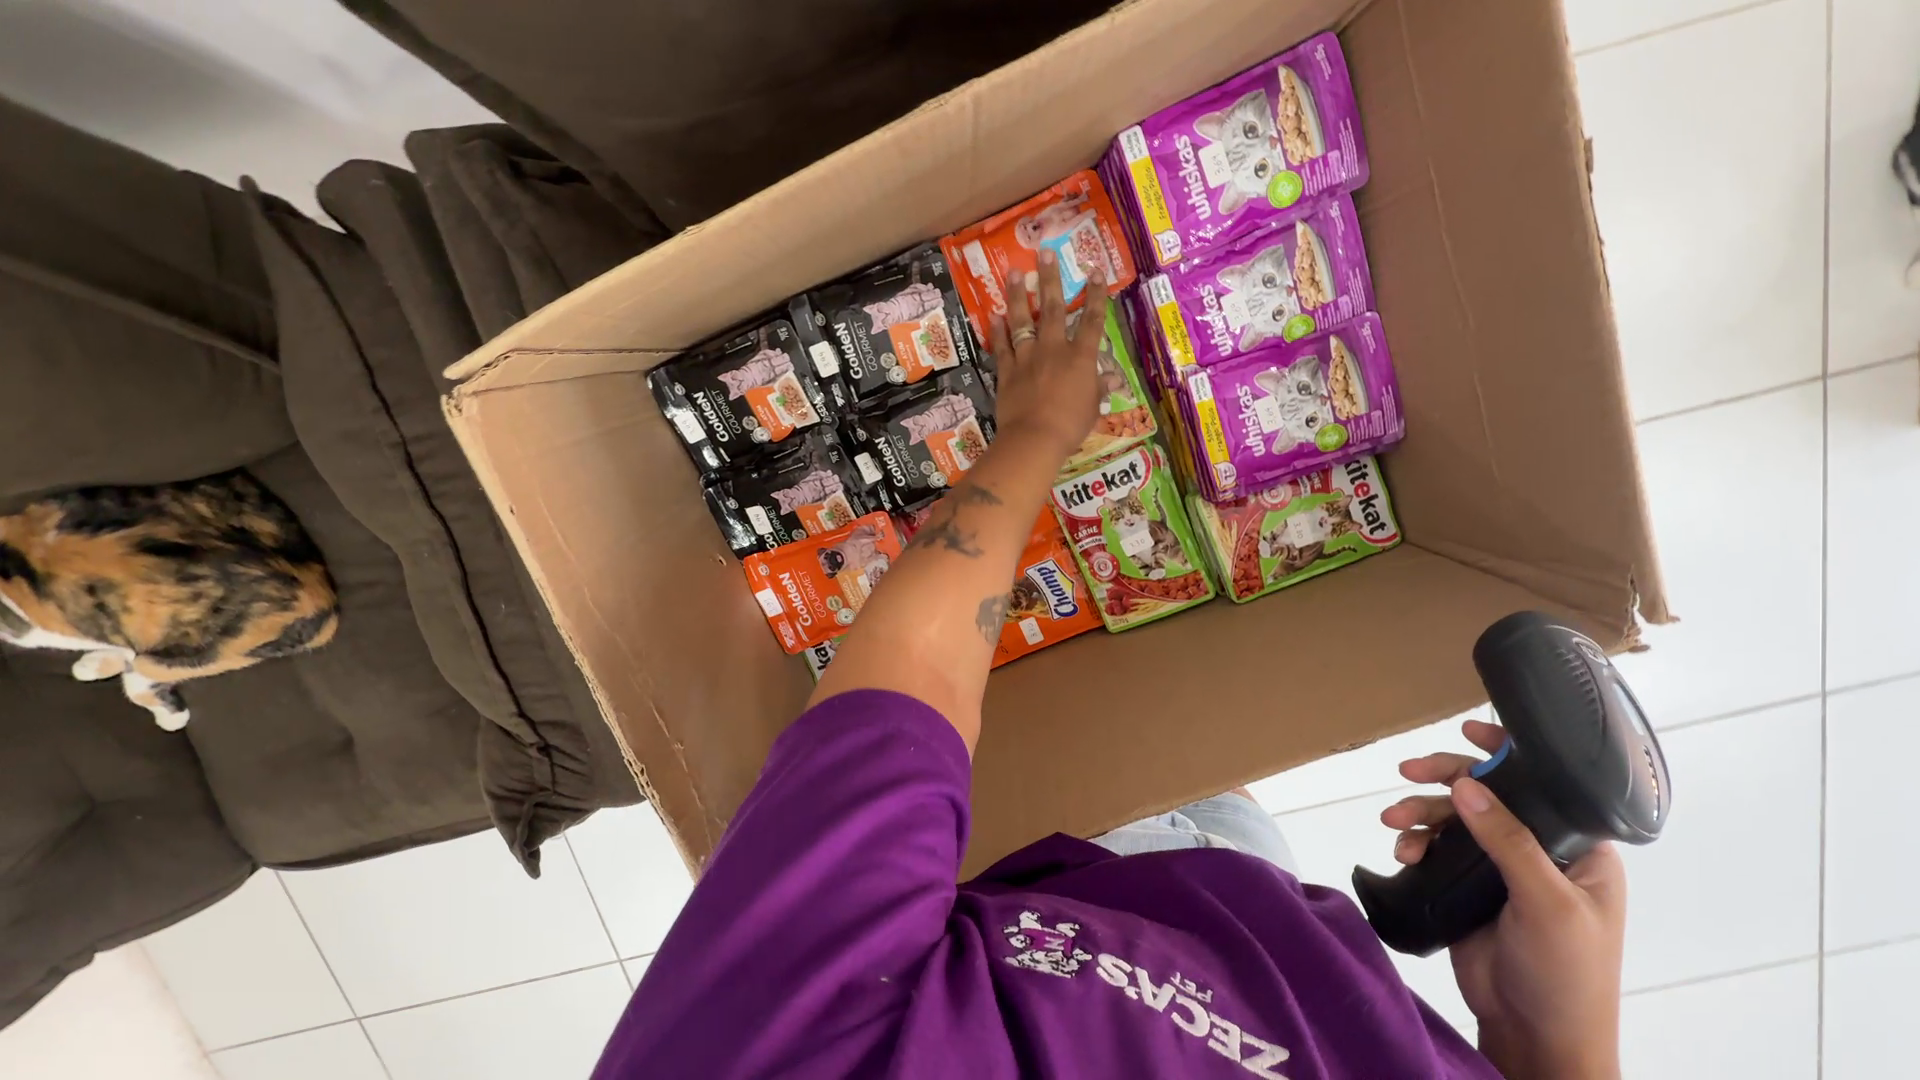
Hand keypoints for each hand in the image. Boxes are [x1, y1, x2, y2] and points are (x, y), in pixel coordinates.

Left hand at [988, 250, 1109, 459]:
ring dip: (1016, 295)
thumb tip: (1112, 378)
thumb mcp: (1092, 408)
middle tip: (1045, 253)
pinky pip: (1002, 346)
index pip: (1092, 321)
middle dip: (1049, 279)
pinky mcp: (1007, 371)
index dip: (1095, 296)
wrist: (1034, 439)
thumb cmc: (1070, 426)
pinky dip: (998, 331)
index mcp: (1080, 358)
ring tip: (1011, 272)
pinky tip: (994, 315)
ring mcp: (1027, 358)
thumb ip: (1099, 389)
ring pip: (1021, 320)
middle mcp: (1054, 349)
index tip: (1094, 272)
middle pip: (1052, 308)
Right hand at [1382, 720, 1625, 1079]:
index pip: (1542, 784)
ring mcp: (1500, 868)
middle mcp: (1538, 849)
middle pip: (1486, 794)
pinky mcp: (1467, 887)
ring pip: (1454, 818)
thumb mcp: (1547, 904)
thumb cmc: (1566, 973)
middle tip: (1407, 771)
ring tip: (1395, 822)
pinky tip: (1404, 851)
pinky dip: (1416, 840)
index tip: (1469, 729)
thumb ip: (1508, 841)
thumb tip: (1468, 784)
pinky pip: (1436, 847)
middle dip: (1444, 780)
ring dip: (1421, 813)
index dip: (1507, 752)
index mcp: (1578, 849)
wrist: (1535, 1034)